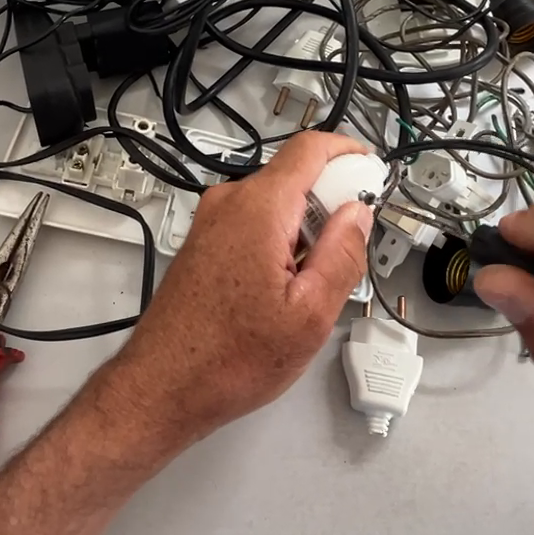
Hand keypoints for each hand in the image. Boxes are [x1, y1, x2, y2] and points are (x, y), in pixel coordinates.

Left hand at [96, 131, 372, 448]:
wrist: (163, 386)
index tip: (370, 174)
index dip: (348, 152)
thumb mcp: (310, 315)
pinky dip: (279, 237)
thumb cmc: (227, 359)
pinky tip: (284, 285)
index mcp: (259, 209)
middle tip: (349, 247)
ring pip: (276, 200)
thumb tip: (359, 214)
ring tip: (311, 282)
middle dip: (331, 201)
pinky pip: (254, 220)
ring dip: (305, 226)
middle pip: (295, 174)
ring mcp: (213, 220)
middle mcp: (231, 203)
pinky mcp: (205, 241)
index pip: (310, 148)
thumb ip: (342, 254)